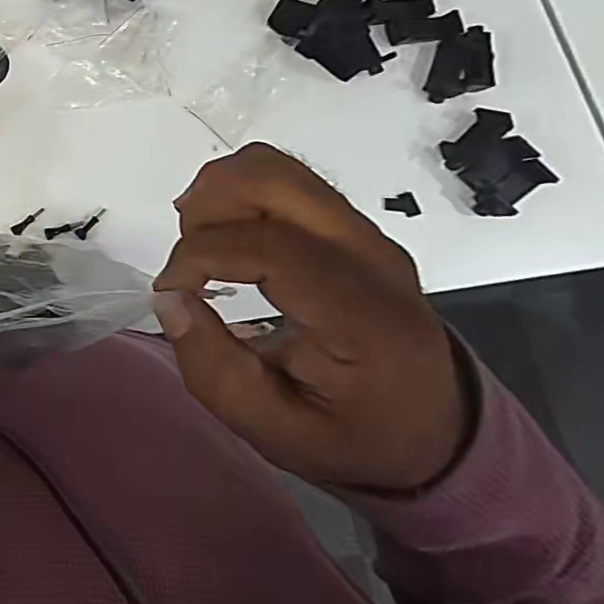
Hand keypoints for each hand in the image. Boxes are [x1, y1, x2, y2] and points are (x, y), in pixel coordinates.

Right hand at [153, 144, 467, 491]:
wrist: (434, 423)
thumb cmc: (358, 435)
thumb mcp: (280, 435)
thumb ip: (216, 373)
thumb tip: (169, 300)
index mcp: (364, 317)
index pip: (273, 247)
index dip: (204, 254)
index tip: (171, 290)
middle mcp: (373, 256)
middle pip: (277, 181)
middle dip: (209, 204)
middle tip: (183, 259)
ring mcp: (368, 233)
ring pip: (281, 167)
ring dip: (223, 190)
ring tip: (199, 240)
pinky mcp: (355, 225)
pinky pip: (289, 180)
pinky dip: (242, 190)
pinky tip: (226, 231)